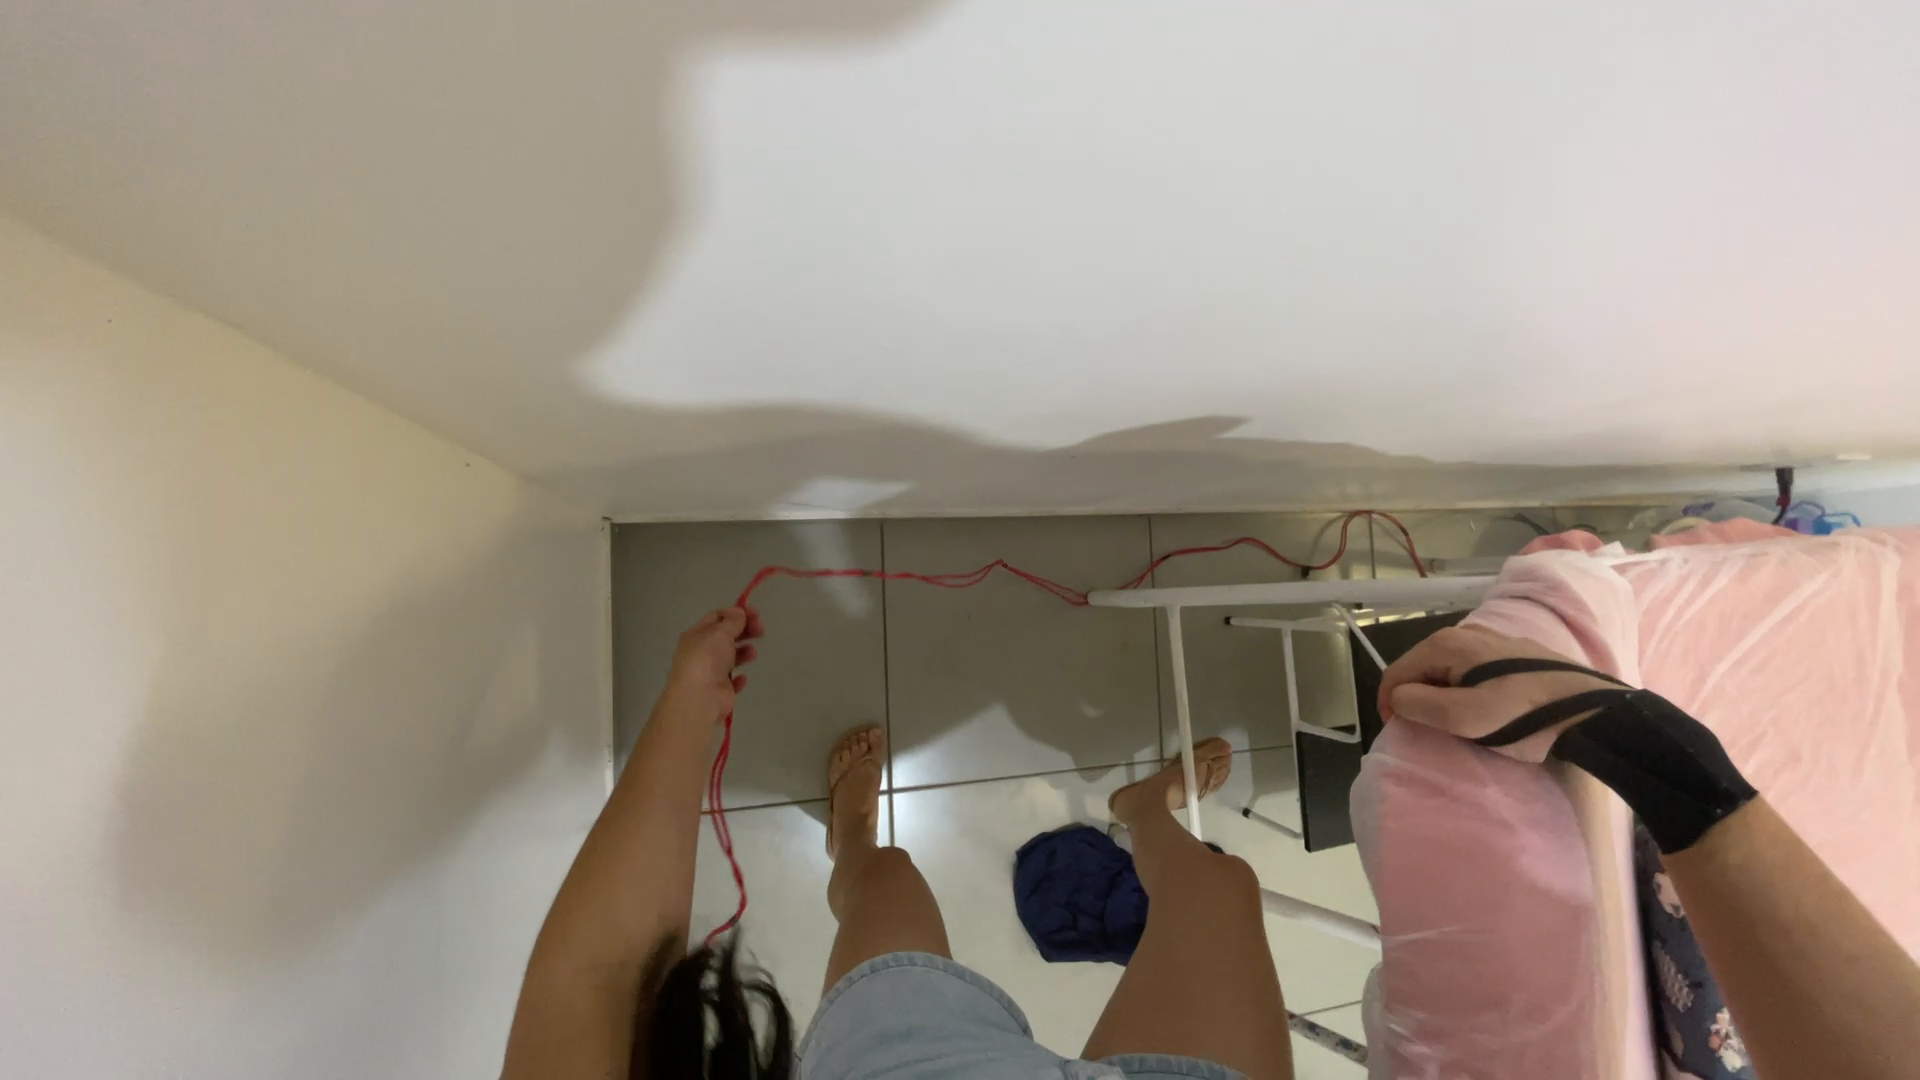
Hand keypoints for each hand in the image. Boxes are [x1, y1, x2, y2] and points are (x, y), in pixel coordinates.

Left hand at [657, 606, 763, 726]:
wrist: (699, 698)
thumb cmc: (707, 659)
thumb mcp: (720, 633)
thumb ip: (732, 621)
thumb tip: (739, 611)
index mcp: (696, 635)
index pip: (717, 617)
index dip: (736, 613)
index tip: (755, 614)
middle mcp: (702, 651)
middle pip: (726, 635)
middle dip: (744, 630)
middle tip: (760, 630)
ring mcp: (710, 671)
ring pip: (730, 656)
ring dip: (744, 651)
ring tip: (753, 653)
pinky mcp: (720, 689)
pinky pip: (732, 680)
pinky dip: (739, 677)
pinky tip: (743, 677)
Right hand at [1377, 624, 1623, 761]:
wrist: (1597, 714)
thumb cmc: (1524, 716)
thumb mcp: (1463, 719)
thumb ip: (1418, 705)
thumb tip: (1400, 699)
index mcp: (1445, 645)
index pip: (1396, 672)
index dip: (1389, 703)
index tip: (1398, 731)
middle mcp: (1464, 632)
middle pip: (1421, 667)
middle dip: (1416, 697)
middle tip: (1428, 728)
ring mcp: (1494, 638)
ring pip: (1448, 667)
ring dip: (1442, 693)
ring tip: (1457, 720)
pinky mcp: (1518, 652)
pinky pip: (1475, 667)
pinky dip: (1467, 687)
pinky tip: (1487, 707)